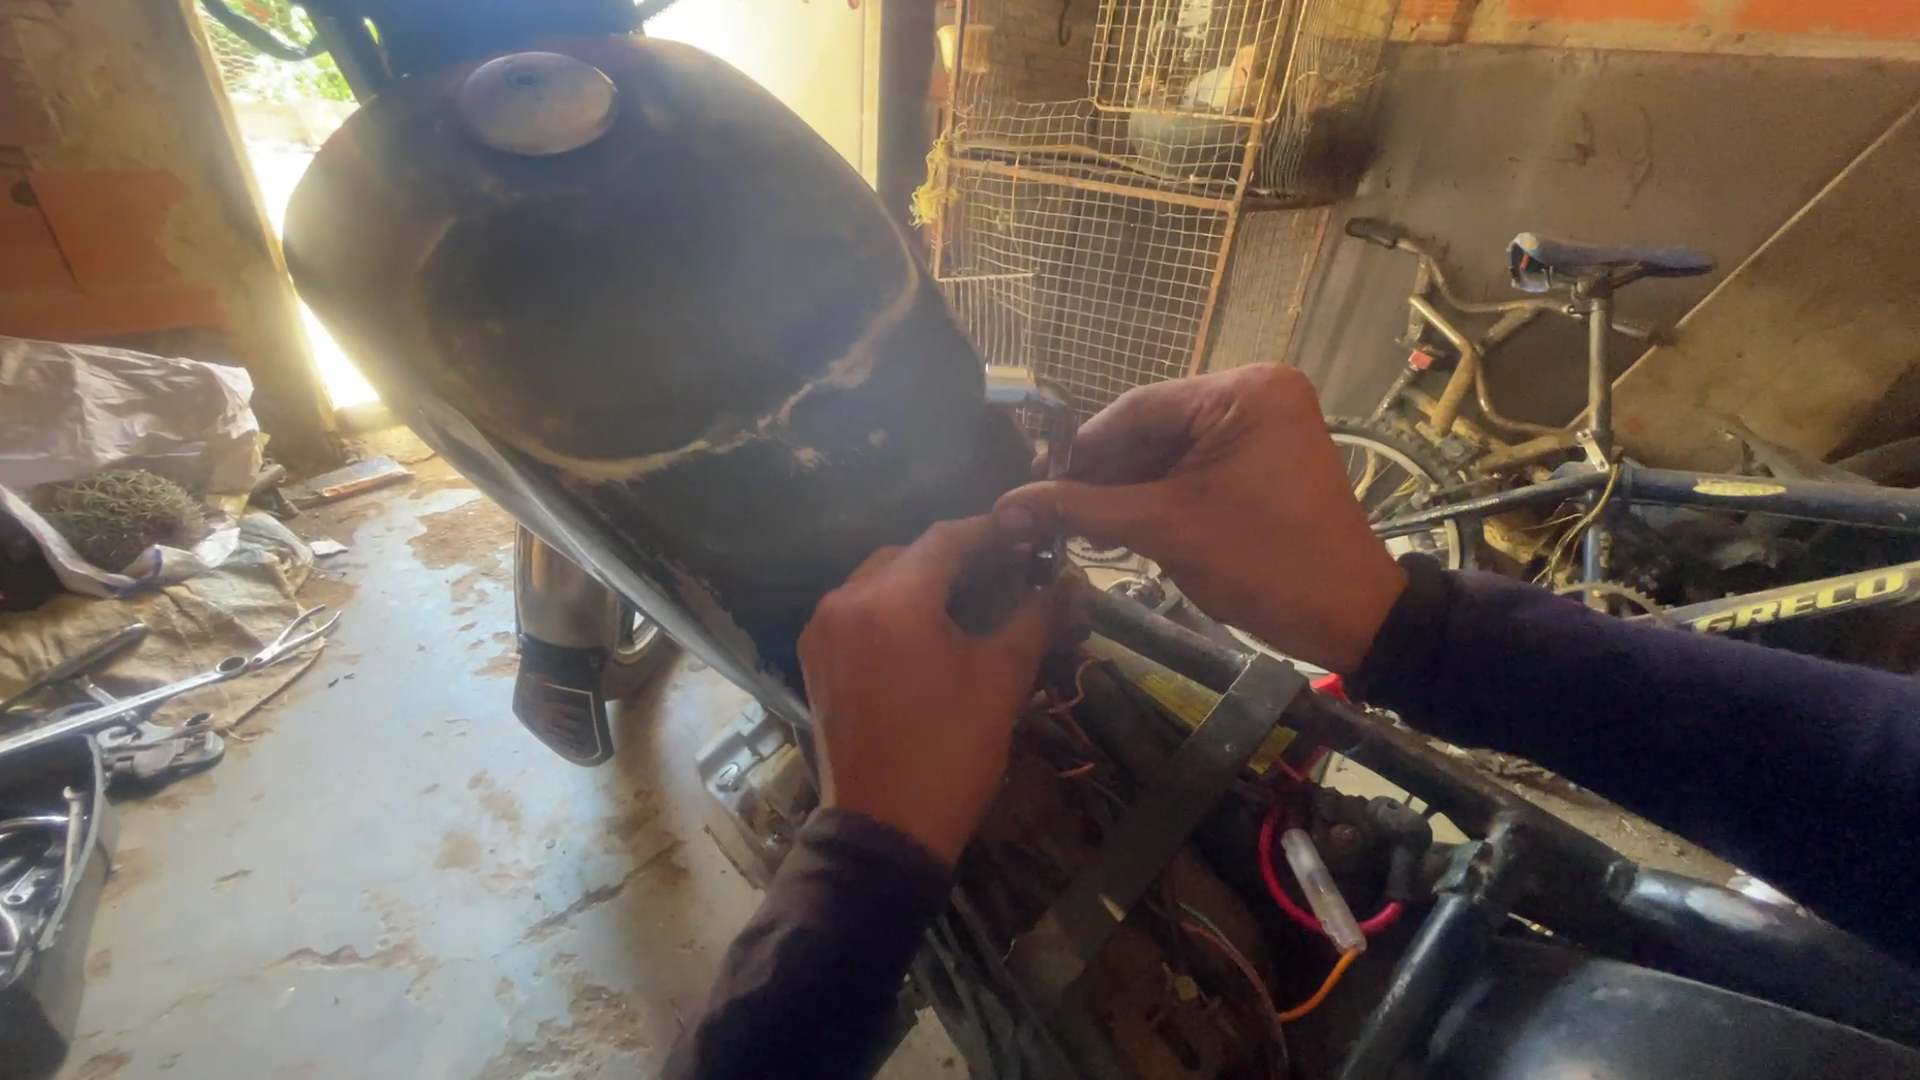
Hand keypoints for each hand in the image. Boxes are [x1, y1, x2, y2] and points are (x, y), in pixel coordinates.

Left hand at [799, 516, 1062, 864]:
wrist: (885, 830)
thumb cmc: (951, 752)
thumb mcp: (1002, 679)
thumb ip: (1035, 617)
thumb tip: (1067, 584)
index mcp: (891, 601)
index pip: (944, 539)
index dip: (989, 530)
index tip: (1024, 530)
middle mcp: (845, 600)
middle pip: (908, 554)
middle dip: (956, 556)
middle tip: (1003, 567)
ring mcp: (822, 629)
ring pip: (879, 578)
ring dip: (922, 578)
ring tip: (968, 596)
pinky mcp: (815, 656)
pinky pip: (857, 608)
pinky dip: (891, 604)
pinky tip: (925, 625)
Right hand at [995, 366, 1403, 673]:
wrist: (1346, 617)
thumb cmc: (1262, 563)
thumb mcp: (1164, 530)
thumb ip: (1082, 509)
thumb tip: (1007, 506)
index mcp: (1243, 392)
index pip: (1137, 409)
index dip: (1079, 449)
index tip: (1034, 480)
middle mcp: (1254, 394)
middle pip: (1150, 430)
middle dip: (1101, 475)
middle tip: (1050, 509)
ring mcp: (1259, 428)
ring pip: (1166, 453)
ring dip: (1123, 491)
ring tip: (1076, 527)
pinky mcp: (1258, 460)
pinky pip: (1190, 470)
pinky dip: (1154, 498)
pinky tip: (1116, 528)